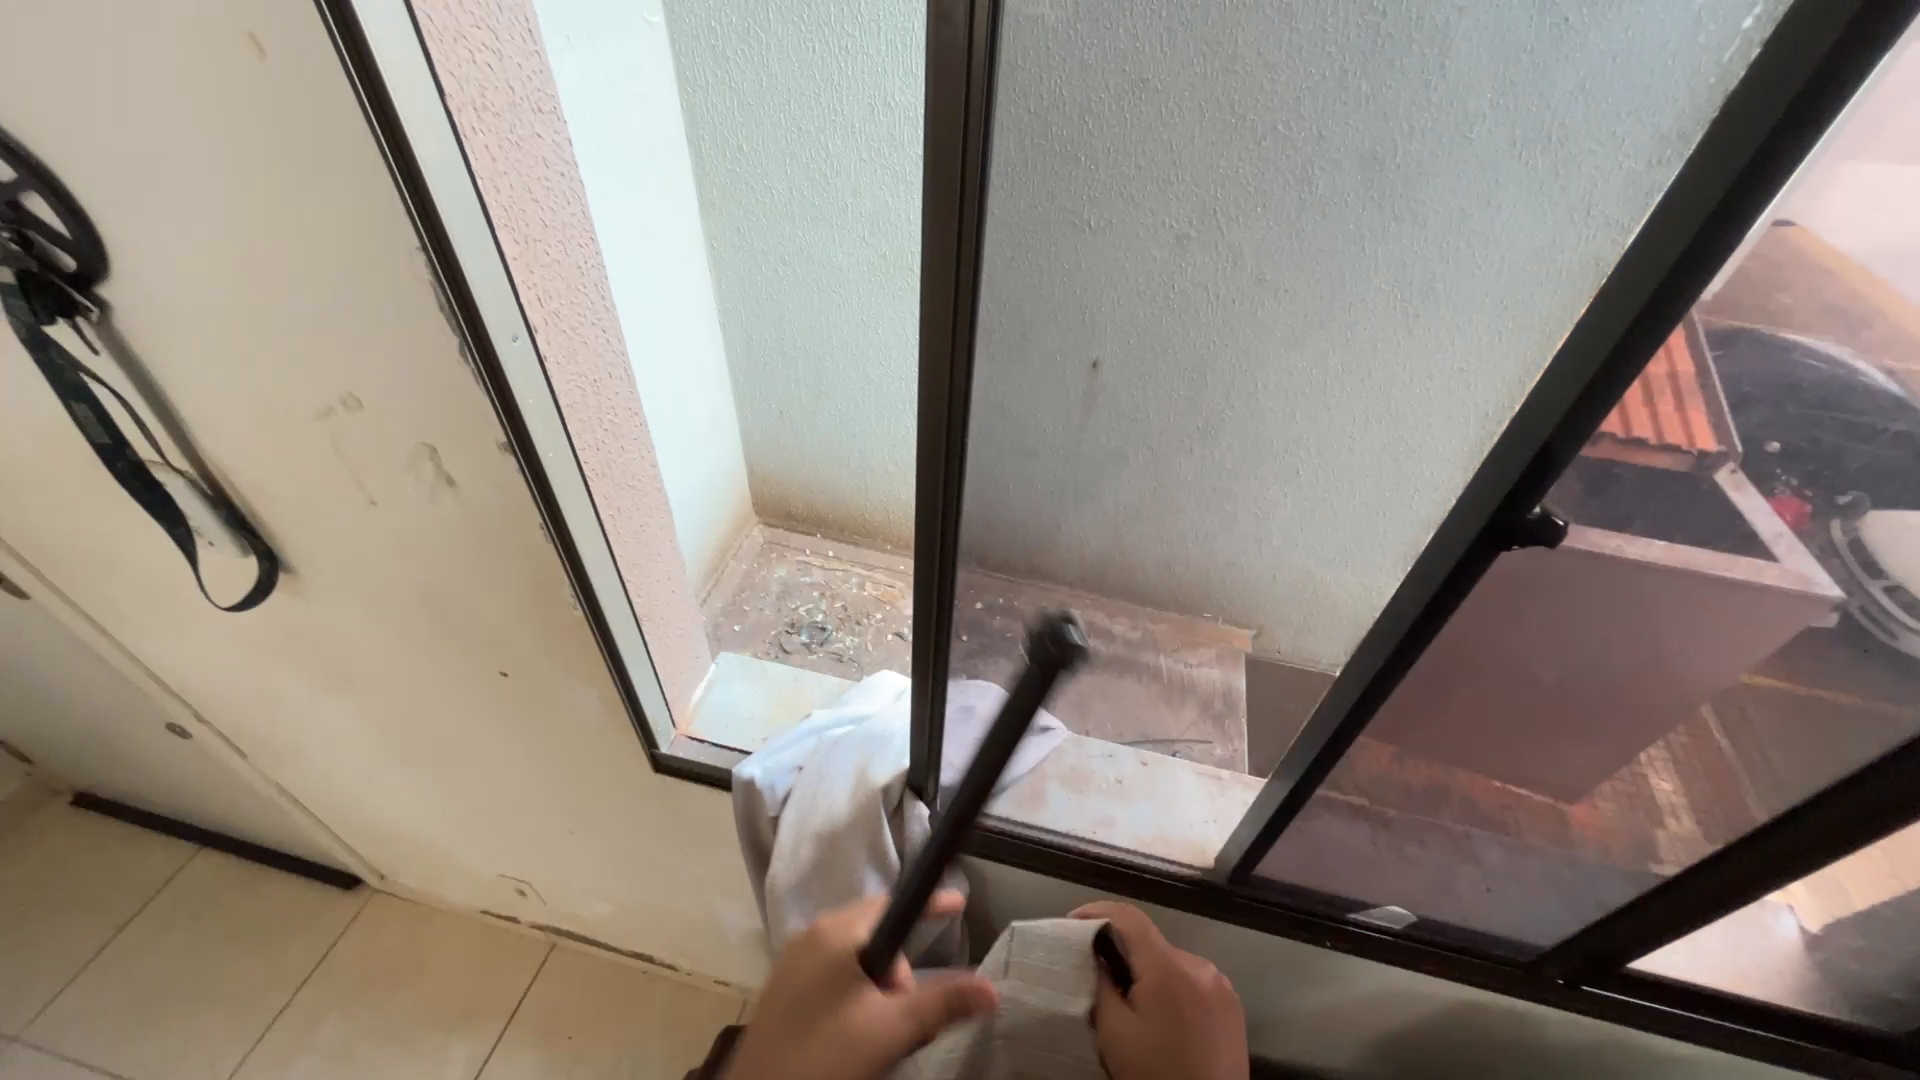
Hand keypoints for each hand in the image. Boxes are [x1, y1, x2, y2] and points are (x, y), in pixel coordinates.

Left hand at [722, 890, 998, 1079]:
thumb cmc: (827, 1057)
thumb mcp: (892, 1030)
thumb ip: (944, 1002)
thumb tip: (992, 988)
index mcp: (834, 932)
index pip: (893, 904)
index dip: (928, 905)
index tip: (959, 904)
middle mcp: (810, 936)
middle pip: (874, 934)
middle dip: (899, 970)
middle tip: (903, 1013)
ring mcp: (792, 963)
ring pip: (853, 959)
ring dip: (878, 988)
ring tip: (880, 1032)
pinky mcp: (782, 992)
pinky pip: (831, 976)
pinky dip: (855, 995)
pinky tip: (856, 1034)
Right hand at [1072, 901, 1247, 1079]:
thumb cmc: (1155, 1075)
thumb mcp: (1113, 1032)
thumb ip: (1101, 983)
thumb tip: (1096, 952)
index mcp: (1168, 968)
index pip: (1129, 917)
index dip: (1097, 911)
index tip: (1073, 921)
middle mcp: (1199, 966)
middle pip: (1150, 942)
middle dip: (1123, 952)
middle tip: (1098, 975)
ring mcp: (1221, 985)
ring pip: (1171, 962)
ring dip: (1149, 972)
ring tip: (1132, 1003)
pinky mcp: (1233, 1005)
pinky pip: (1193, 980)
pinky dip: (1172, 987)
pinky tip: (1163, 1016)